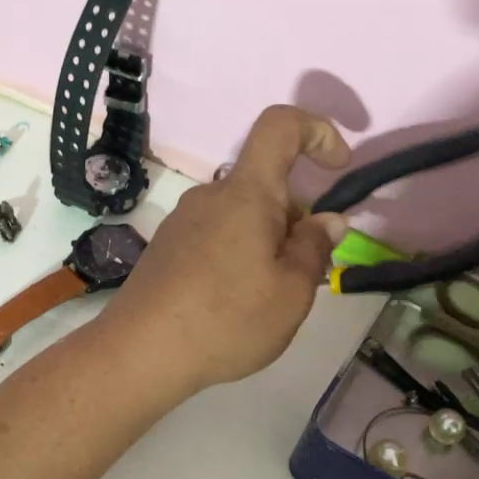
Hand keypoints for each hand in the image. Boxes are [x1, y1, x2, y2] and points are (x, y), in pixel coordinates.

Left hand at [98, 105, 350, 394]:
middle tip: (301, 277)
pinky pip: (215, 236)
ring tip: (264, 300)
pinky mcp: (166, 247)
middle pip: (264, 185)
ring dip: (265, 243)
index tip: (338, 169)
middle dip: (294, 219)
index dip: (317, 131)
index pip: (280, 126)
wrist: (140, 352)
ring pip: (241, 215)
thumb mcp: (291, 293)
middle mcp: (211, 195)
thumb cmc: (226, 319)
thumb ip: (314, 249)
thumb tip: (328, 219)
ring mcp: (182, 221)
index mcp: (246, 193)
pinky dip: (236, 256)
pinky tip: (230, 305)